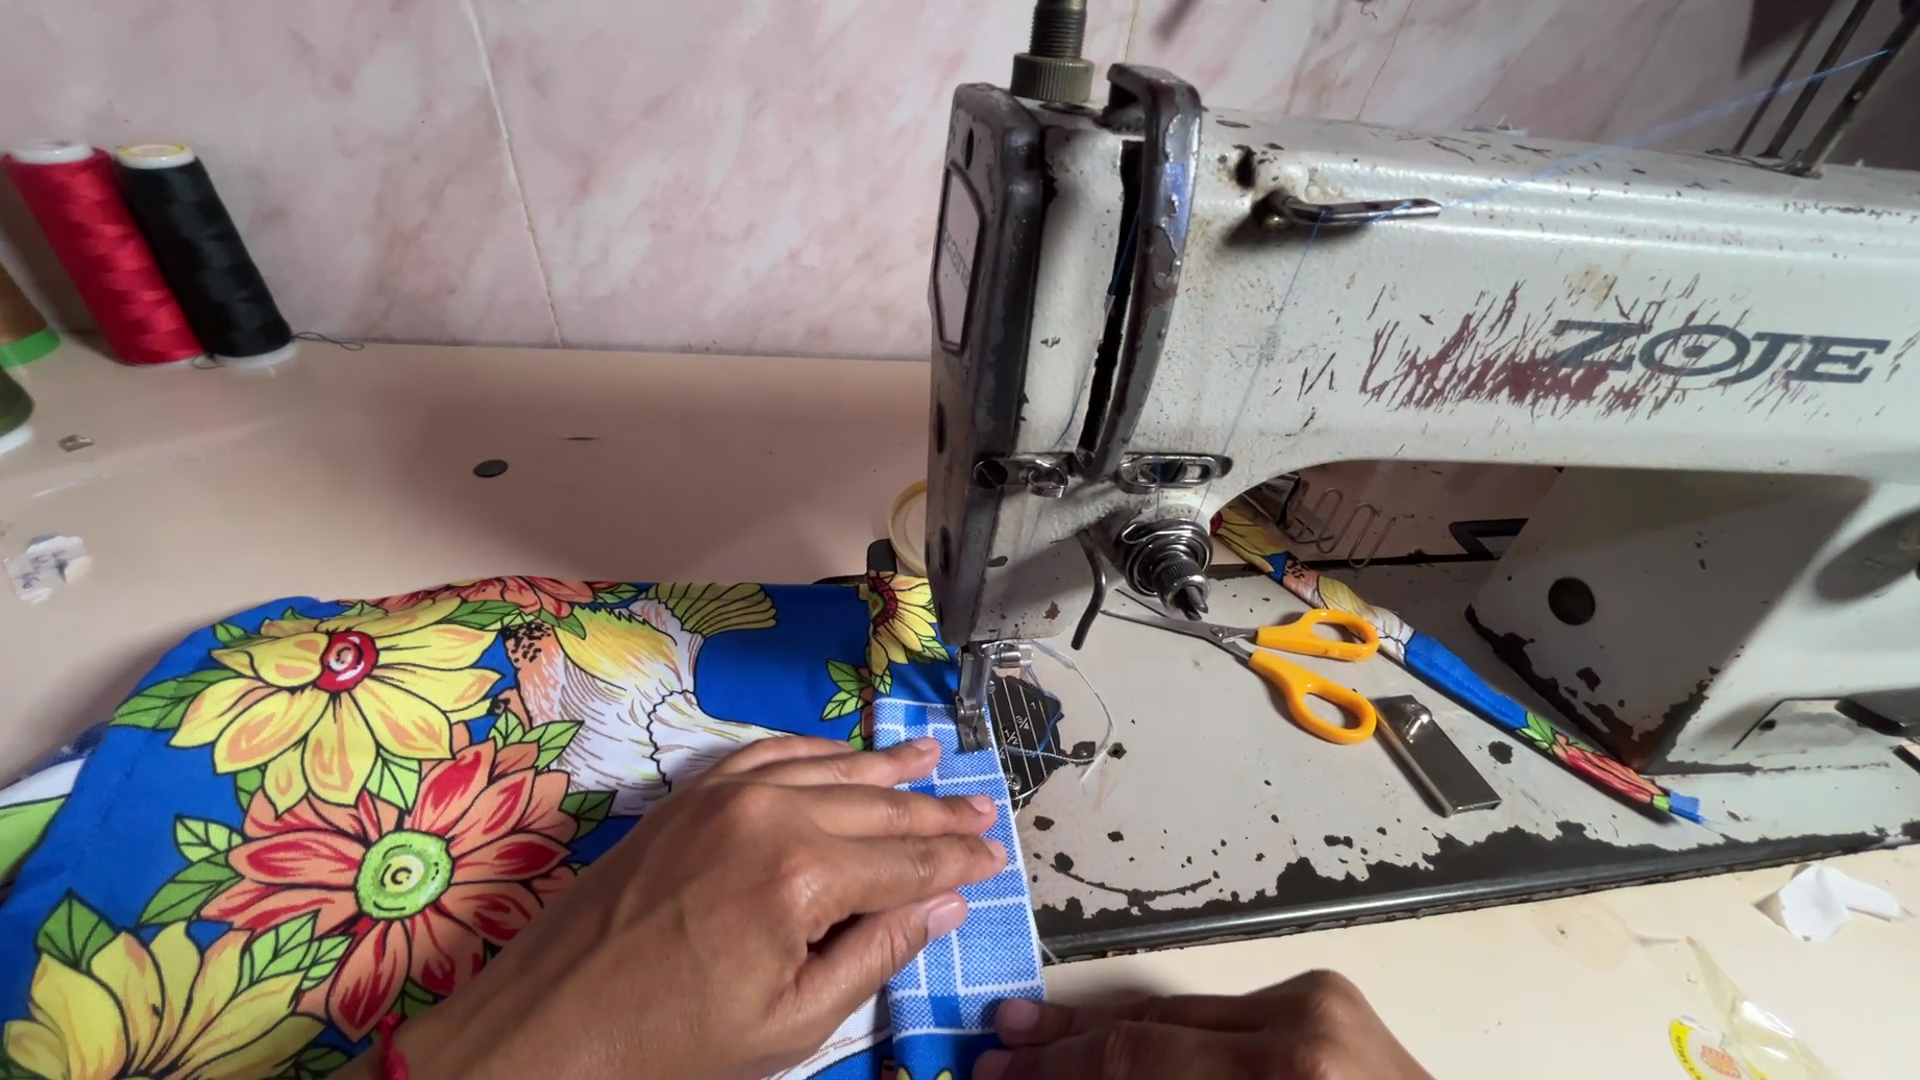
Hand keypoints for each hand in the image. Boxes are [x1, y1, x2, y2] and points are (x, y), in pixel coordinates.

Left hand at [344, 735, 1005, 1079]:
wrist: (543, 1031)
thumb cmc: (671, 1047)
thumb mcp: (792, 1024)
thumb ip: (878, 953)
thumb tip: (947, 903)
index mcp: (801, 879)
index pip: (907, 860)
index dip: (957, 860)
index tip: (996, 855)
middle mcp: (773, 815)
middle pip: (879, 806)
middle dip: (938, 812)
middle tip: (983, 809)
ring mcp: (731, 793)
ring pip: (834, 769)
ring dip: (889, 767)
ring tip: (934, 756)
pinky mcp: (697, 790)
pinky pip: (774, 754)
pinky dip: (821, 752)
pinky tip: (849, 751)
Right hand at [973, 971, 1432, 1078]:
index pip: (1137, 1064)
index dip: (1059, 1074)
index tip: (1000, 1078)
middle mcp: (1300, 1029)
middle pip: (1148, 1028)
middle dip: (1065, 1047)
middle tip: (1000, 1047)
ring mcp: (1313, 1000)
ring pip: (1176, 1009)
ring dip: (1102, 1026)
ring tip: (1034, 1029)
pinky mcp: (1320, 990)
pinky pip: (1215, 1010)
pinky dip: (1160, 1027)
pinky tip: (1112, 1030)